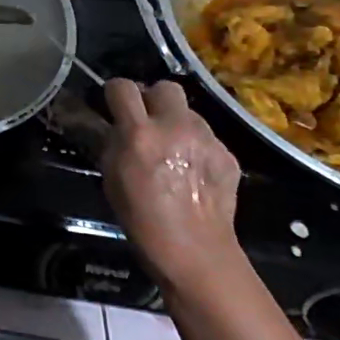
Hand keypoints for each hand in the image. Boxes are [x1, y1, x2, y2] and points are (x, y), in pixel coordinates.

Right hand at [100, 79, 243, 288]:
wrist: (195, 252)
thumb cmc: (142, 219)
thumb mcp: (111, 177)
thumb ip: (113, 142)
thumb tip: (114, 124)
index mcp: (140, 134)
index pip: (123, 87)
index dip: (116, 93)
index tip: (114, 104)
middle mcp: (175, 127)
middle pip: (165, 87)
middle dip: (153, 99)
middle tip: (148, 122)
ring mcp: (206, 139)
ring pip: (189, 112)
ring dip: (177, 124)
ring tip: (173, 152)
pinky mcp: (227, 153)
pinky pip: (207, 137)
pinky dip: (196, 147)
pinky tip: (193, 172)